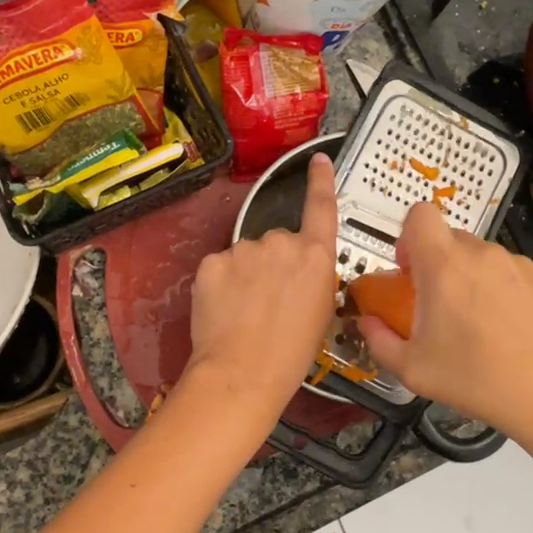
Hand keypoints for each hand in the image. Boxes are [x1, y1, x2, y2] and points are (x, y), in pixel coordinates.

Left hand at [184, 153, 338, 419]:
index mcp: (316, 256)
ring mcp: (244, 250)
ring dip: (245, 275)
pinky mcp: (212, 262)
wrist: (242, 373)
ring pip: (246, 256)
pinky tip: (222, 311)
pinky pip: (220, 267)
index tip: (318, 159)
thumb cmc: (292, 354)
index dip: (321, 181)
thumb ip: (312, 277)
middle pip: (277, 242)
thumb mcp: (320, 312)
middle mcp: (282, 242)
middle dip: (273, 264)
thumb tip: (298, 270)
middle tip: (270, 302)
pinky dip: (220, 284)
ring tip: (245, 313)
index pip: (321, 207)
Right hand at [357, 202, 532, 441]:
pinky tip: (509, 332)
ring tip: (477, 325)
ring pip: (481, 257)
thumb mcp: (413, 370)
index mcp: (444, 265)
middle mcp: (481, 254)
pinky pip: (510, 273)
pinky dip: (500, 291)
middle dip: (436, 264)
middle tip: (437, 308)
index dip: (408, 237)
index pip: (419, 215)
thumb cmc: (477, 380)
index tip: (409, 272)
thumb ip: (379, 340)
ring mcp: (518, 264)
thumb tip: (366, 322)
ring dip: (469, 279)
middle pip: (449, 238)